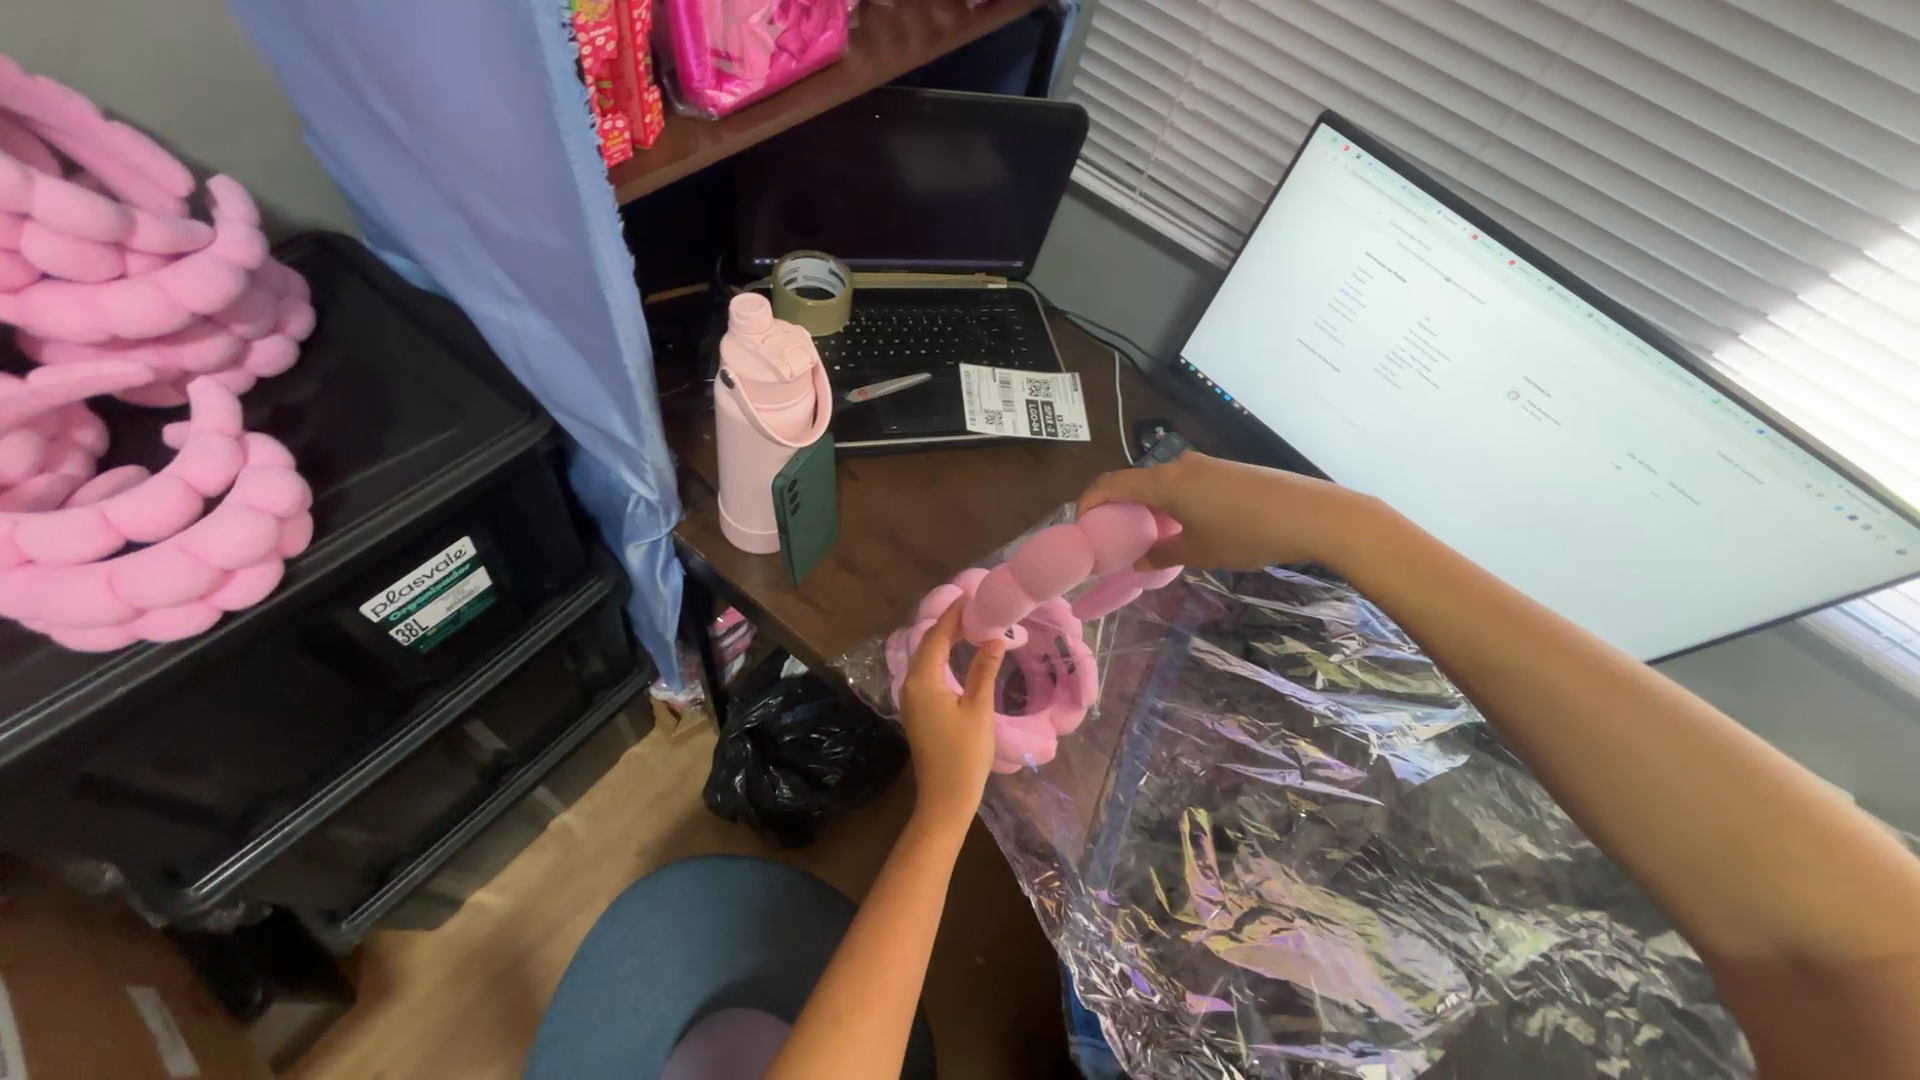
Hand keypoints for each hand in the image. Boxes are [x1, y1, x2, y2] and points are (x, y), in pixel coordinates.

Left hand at [899, 598, 1004, 827]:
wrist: (945, 798)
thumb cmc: (964, 754)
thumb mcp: (979, 709)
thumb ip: (985, 670)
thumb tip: (994, 637)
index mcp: (923, 680)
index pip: (937, 635)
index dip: (954, 614)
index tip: (971, 594)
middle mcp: (911, 684)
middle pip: (929, 643)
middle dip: (950, 623)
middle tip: (977, 606)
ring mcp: (912, 698)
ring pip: (928, 658)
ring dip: (947, 639)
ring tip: (972, 623)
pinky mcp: (918, 709)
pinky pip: (928, 672)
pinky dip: (944, 656)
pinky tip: (961, 653)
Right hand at [1077, 450, 1376, 570]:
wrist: (1312, 514)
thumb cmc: (1247, 533)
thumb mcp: (1199, 551)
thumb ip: (1162, 554)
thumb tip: (1139, 561)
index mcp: (1164, 482)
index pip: (1110, 483)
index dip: (1089, 502)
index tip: (1081, 526)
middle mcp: (1179, 465)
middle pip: (1134, 481)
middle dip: (1117, 508)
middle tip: (1113, 540)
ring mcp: (1204, 466)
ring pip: (1160, 484)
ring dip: (1146, 507)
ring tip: (1147, 539)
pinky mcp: (1225, 471)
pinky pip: (1183, 485)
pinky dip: (1170, 504)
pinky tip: (1183, 528)